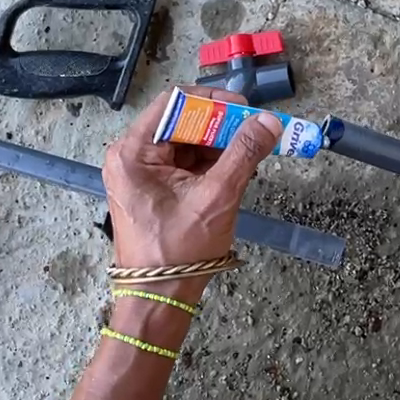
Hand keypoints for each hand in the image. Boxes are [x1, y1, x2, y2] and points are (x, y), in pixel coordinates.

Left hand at [102, 87, 280, 275]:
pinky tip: (235, 170)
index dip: (212, 102)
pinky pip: (185, 162)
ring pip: (186, 142)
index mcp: (133, 152)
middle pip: (182, 122)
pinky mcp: (153, 188)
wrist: (160, 297)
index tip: (244, 110)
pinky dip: (210, 163)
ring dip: (218, 145)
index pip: (175, 102)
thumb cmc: (178, 251)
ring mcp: (141, 173)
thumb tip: (268, 122)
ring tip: (249, 154)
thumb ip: (244, 153)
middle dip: (220, 126)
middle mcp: (131, 156)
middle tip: (254, 132)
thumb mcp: (216, 196)